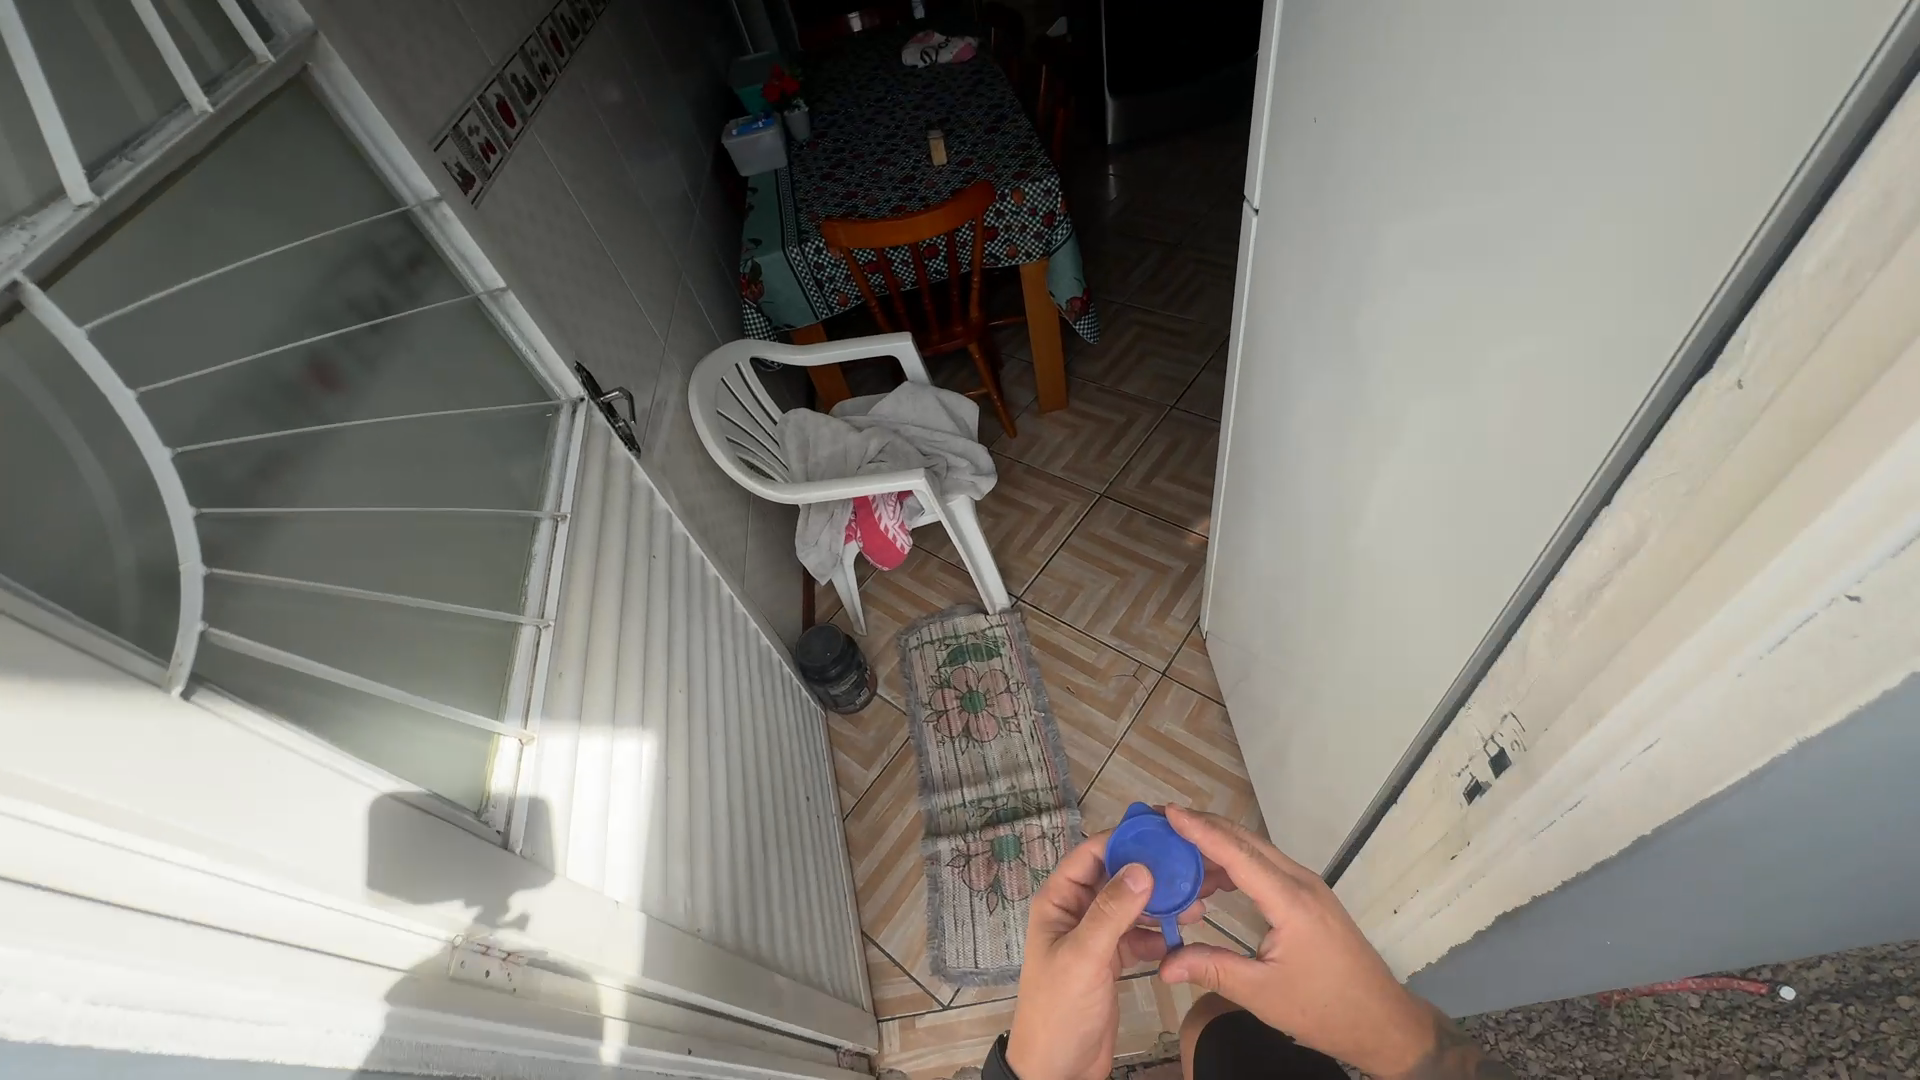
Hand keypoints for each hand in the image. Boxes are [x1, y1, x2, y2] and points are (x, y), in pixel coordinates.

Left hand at [1005, 833, 1202, 1079]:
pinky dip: (1159, 933)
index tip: (1163, 831)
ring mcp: (1094, 935)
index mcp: (1058, 898)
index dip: (1124, 838)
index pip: (1091, 853)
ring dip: (1160, 902)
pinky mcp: (1110, 960)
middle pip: (1115, 876)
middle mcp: (1076, 909)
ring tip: (1197, 899)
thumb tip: (1142, 868)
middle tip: (1190, 864)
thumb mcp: (1084, 956)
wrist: (1057, 1070)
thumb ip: (1112, 912)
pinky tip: (1184, 933)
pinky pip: (1138, 935)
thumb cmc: (1059, 1008)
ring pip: (1130, 906)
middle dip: (1150, 870)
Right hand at [1154, 807, 1440, 1078]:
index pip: (1237, 853)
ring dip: (1216, 843)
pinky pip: (1263, 865)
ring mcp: (1306, 886)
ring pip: (1254, 850)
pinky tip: (1208, 878)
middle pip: (1244, 840)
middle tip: (1162, 821)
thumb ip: (1212, 969)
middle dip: (1202, 826)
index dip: (1200, 830)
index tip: (1168, 811)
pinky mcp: (1307, 896)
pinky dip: (1232, 862)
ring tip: (1175, 846)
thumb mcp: (1264, 995)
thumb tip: (1163, 965)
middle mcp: (1299, 881)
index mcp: (1290, 900)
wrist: (1385, 1024)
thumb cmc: (1326, 1010)